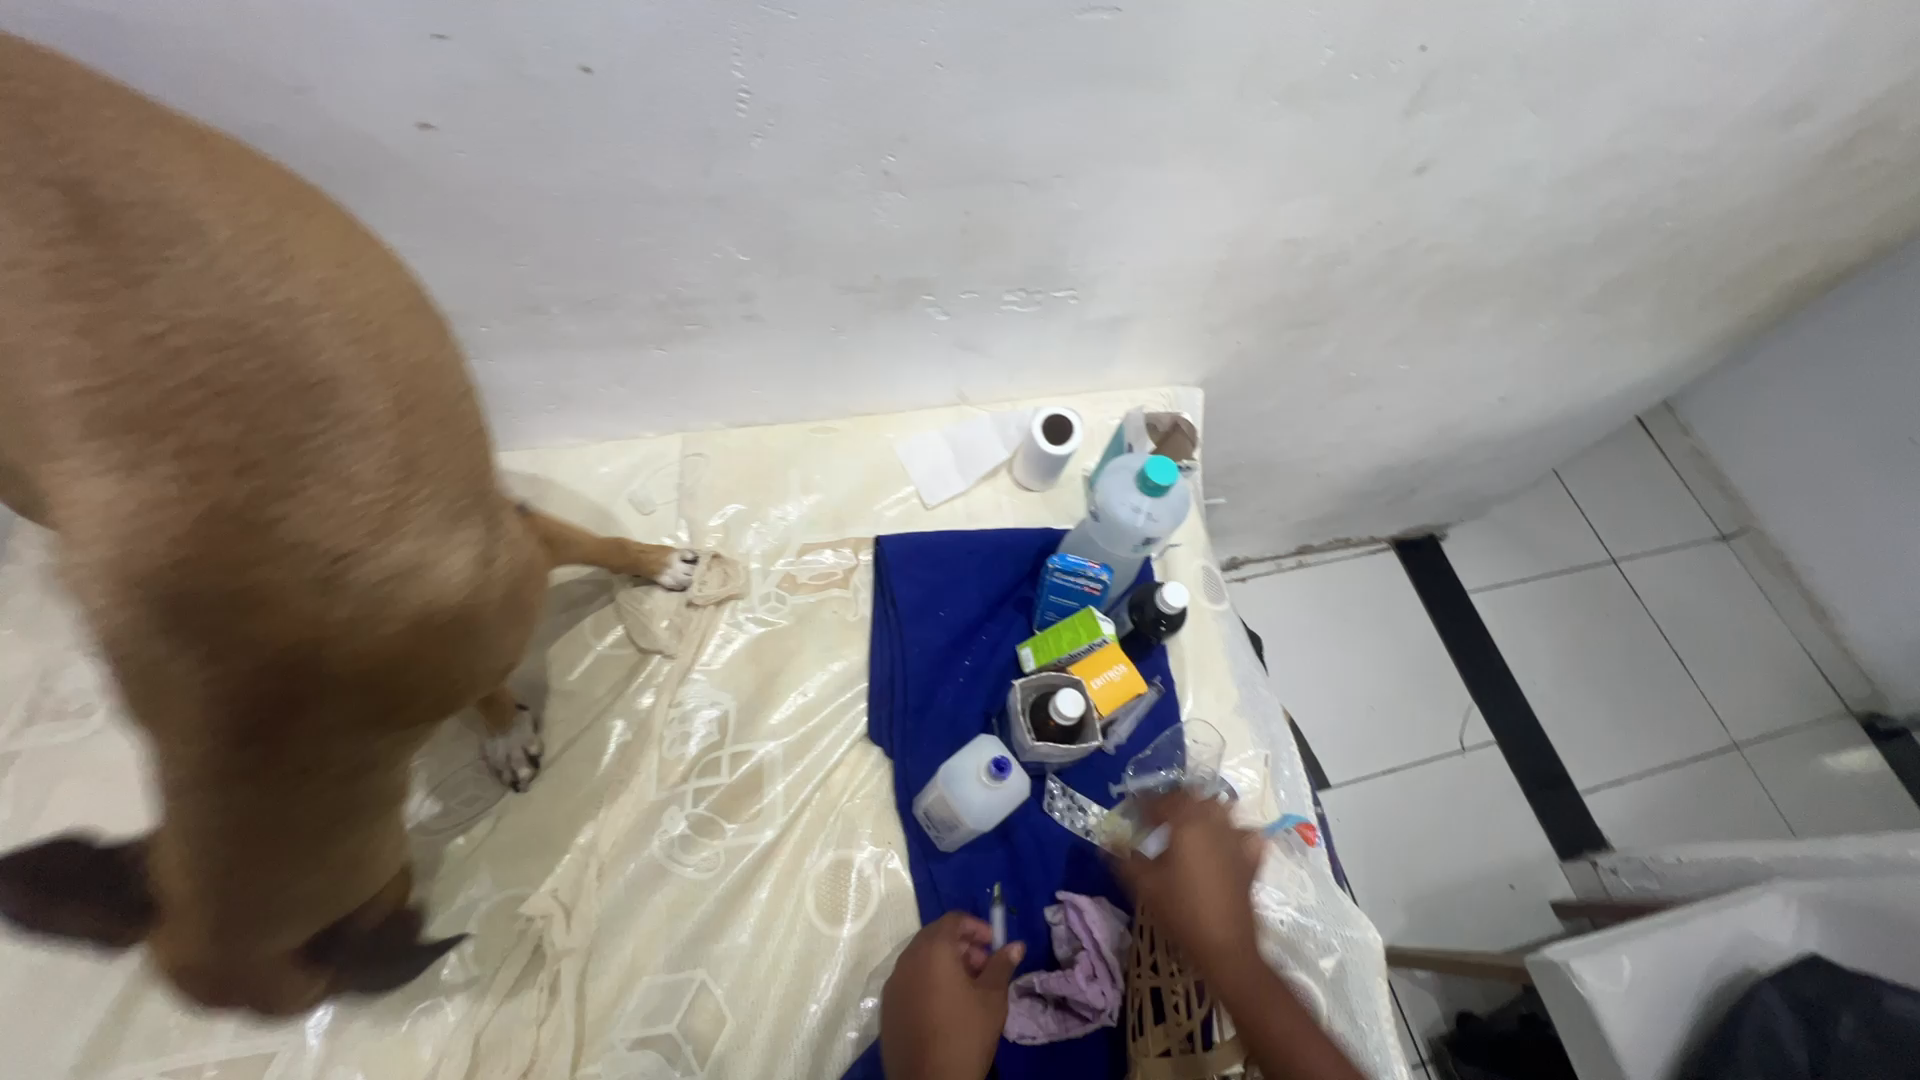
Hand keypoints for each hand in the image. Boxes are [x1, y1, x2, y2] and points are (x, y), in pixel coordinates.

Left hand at [880, 912, 1024, 1079]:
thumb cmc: (965, 1034)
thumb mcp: (992, 998)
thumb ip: (1002, 965)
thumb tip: (1016, 945)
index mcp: (933, 949)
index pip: (953, 919)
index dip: (976, 926)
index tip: (993, 944)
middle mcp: (908, 958)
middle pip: (936, 936)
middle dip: (962, 945)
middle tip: (984, 967)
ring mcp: (894, 982)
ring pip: (921, 958)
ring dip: (946, 963)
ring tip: (968, 988)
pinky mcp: (887, 1006)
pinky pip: (910, 979)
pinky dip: (928, 980)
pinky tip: (946, 1006)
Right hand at [1110, 791, 1265, 982]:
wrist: (1224, 946)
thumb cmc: (1181, 910)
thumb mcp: (1144, 884)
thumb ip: (1124, 859)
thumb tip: (1108, 842)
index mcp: (1186, 823)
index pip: (1163, 801)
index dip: (1147, 805)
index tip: (1136, 815)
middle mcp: (1213, 823)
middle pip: (1195, 797)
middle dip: (1176, 802)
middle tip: (1160, 818)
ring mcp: (1237, 840)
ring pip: (1222, 810)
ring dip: (1205, 811)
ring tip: (1191, 825)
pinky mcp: (1251, 860)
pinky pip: (1247, 834)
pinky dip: (1236, 832)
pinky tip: (1227, 842)